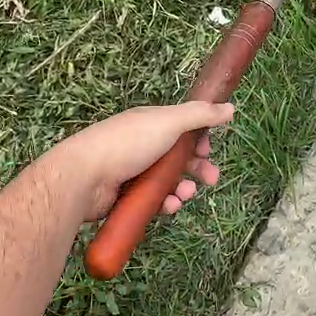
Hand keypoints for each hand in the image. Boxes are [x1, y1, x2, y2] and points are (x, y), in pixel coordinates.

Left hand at [40, 101, 232, 221]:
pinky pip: (151, 201)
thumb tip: (230, 108)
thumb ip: (201, 114)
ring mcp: (132, 172)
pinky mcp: (124, 197)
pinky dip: (164, 204)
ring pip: (166, 181)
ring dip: (181, 189)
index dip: (198, 140)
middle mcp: (142, 145)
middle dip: (197, 168)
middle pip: (177, 157)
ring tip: (184, 196)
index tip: (207, 151)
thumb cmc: (128, 142)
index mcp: (151, 124)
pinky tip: (169, 207)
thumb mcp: (169, 121)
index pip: (182, 129)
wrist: (84, 176)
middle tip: (211, 180)